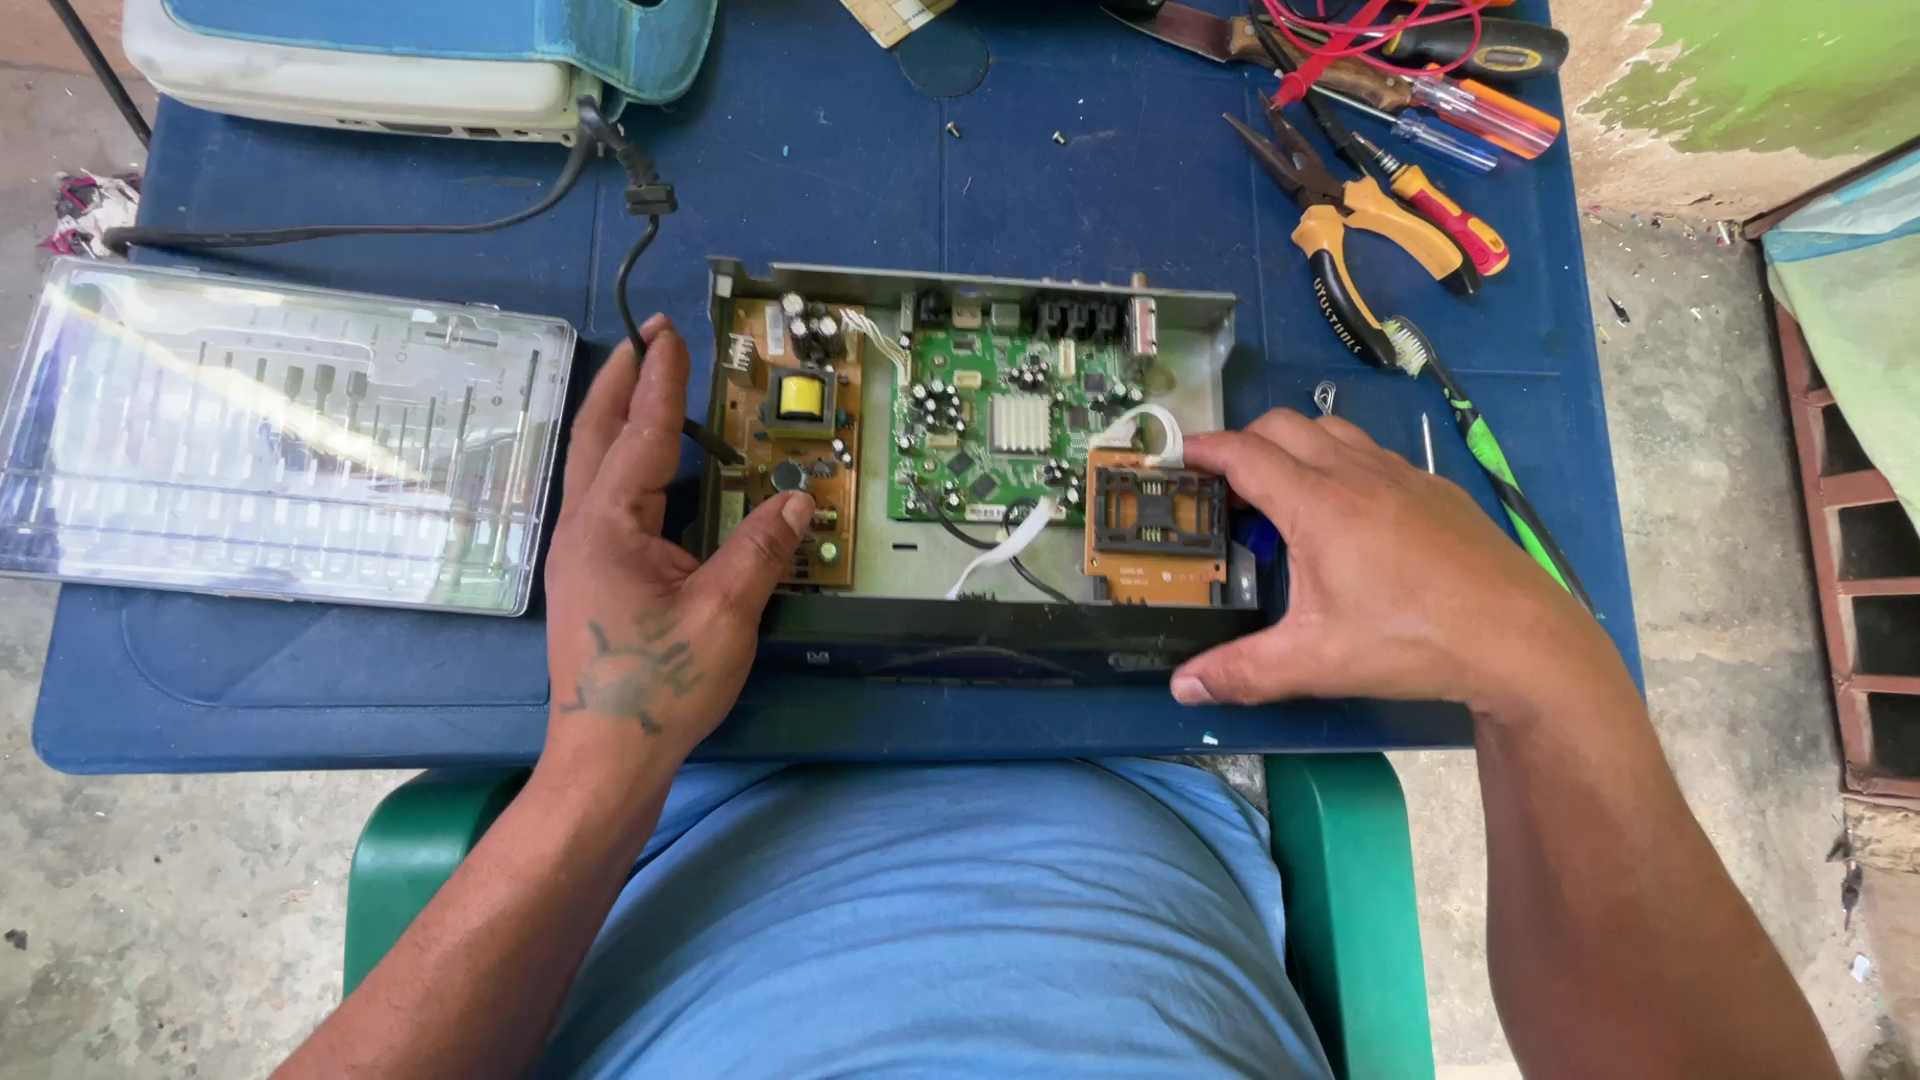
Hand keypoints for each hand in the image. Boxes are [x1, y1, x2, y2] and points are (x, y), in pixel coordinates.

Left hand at [542, 316, 812, 773]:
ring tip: (642, 393)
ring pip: (595, 473)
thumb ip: (761, 551)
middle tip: (638, 343)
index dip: (661, 385)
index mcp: (608, 528)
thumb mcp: (724, 613)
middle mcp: (583, 533)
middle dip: (617, 387)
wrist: (607, 759)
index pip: (640, 438)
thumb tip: (797, 503)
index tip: (668, 334)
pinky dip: (627, 470)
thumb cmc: (661, 684)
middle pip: (594, 441)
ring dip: (616, 425)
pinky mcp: (593, 583)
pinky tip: (648, 478)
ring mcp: (583, 559)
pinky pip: (608, 506)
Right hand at [1170, 408, 1627, 718]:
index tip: (1177, 455)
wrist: (1527, 642)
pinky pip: (1371, 453)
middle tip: (1225, 485)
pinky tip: (1348, 514)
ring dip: (1293, 446)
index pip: (1245, 455)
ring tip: (1282, 492)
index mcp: (1318, 506)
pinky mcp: (1436, 489)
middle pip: (1282, 426)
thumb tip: (1181, 688)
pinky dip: (1340, 463)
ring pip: (1331, 430)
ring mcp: (1402, 476)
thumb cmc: (1412, 643)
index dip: (1203, 449)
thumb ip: (1241, 672)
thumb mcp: (1315, 663)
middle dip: (1242, 442)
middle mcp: (1356, 475)